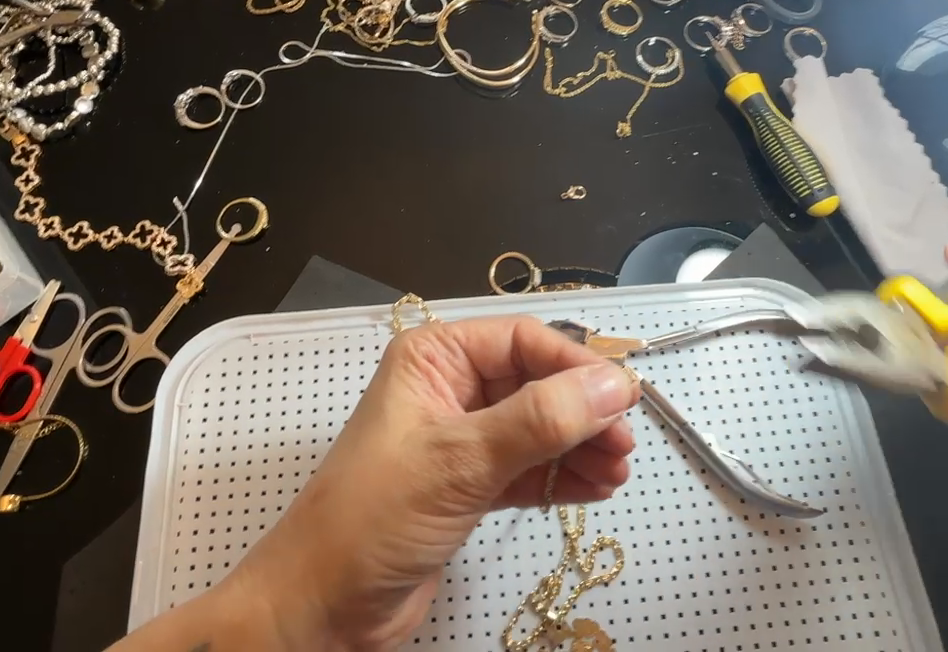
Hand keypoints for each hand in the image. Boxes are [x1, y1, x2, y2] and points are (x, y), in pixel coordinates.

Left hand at [124, 314, 641, 651]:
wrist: (323, 607)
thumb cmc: (375, 516)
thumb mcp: (462, 459)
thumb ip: (541, 420)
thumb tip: (614, 384)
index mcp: (436, 357)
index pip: (521, 341)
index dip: (574, 363)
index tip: (624, 395)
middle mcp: (450, 388)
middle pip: (535, 382)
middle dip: (581, 411)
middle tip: (624, 443)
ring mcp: (461, 437)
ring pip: (537, 426)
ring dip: (578, 446)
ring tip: (616, 472)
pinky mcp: (469, 483)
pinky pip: (528, 466)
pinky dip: (560, 476)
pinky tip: (594, 487)